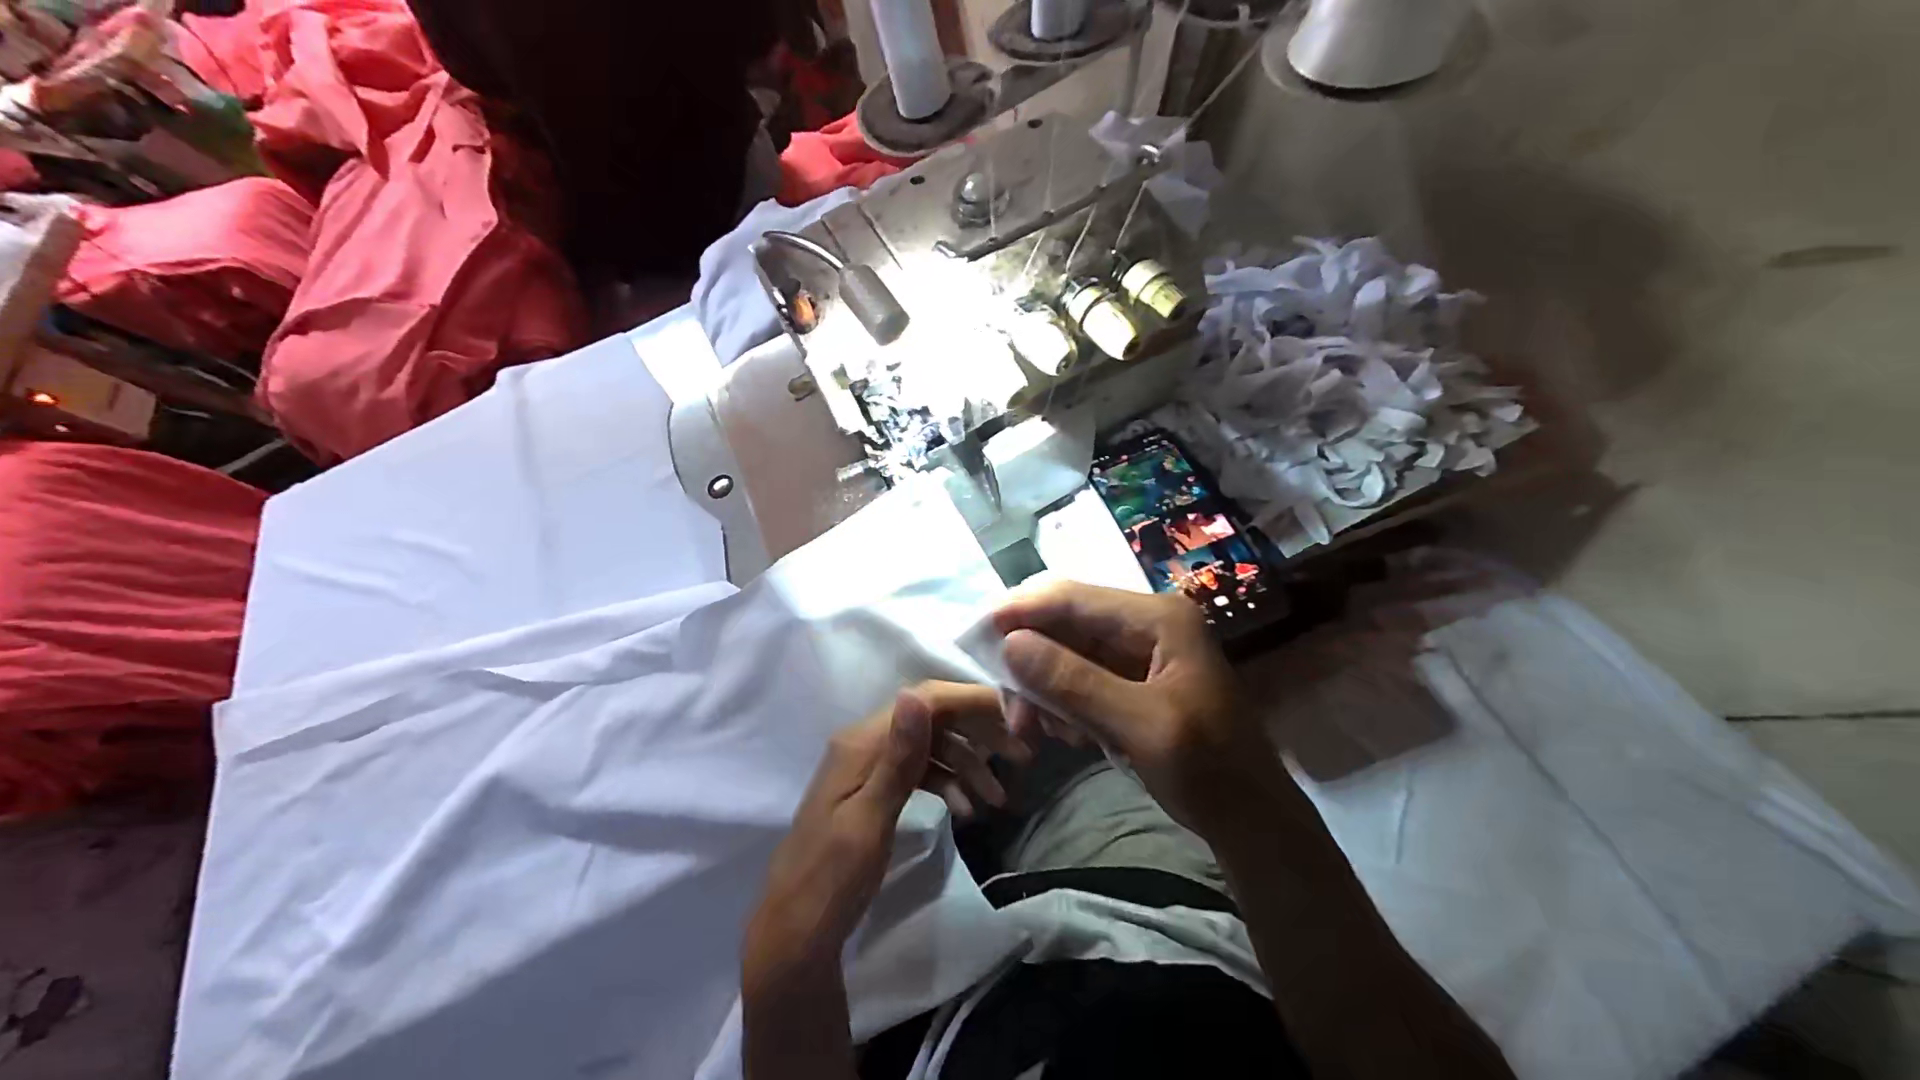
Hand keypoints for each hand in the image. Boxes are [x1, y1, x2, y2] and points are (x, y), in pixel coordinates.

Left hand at [742, 682, 1020, 990]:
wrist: (796, 932)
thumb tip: (915, 694)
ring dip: (967, 765)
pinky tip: (966, 810)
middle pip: (932, 720)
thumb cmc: (832, 877)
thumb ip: (897, 758)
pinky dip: (946, 784)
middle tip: (1021, 757)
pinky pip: (918, 773)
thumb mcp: (869, 820)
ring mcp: (869, 768)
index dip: (972, 700)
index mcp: (862, 743)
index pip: (926, 700)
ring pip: (929, 748)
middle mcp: (865, 744)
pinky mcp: (873, 791)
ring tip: (999, 798)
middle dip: (977, 733)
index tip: (1016, 715)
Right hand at [992, 581, 1283, 833]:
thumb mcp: (1140, 725)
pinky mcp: (1131, 678)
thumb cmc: (1208, 770)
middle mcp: (1145, 622)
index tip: (977, 639)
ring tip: (1034, 734)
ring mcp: (1138, 650)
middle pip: (1064, 623)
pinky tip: (1062, 734)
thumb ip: (1075, 682)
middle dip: (1030, 662)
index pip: (1074, 597)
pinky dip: (1060, 701)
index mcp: (1158, 618)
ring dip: (1041, 687)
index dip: (1022, 611)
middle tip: (1013, 714)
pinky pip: (1079, 676)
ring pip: (1065, 651)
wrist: (1249, 820)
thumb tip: (1011, 644)